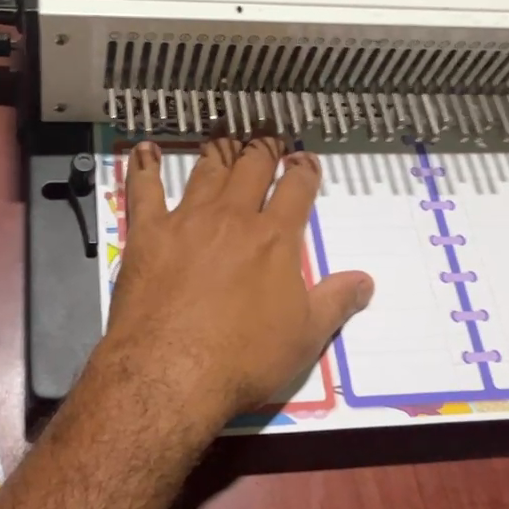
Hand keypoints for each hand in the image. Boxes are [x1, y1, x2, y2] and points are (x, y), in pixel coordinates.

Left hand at [99, 136, 373, 421]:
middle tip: (266, 138)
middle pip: (251, 169)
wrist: (172, 370)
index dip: (303, 171)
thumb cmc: (244, 358)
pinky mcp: (147, 233)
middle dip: (263, 150)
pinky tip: (144, 151)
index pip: (295, 189)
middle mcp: (232, 218)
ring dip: (217, 152)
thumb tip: (365, 280)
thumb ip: (335, 302)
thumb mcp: (305, 336)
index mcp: (275, 238)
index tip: (303, 161)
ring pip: (206, 172)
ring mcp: (187, 221)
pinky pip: (144, 190)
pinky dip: (143, 167)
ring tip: (223, 138)